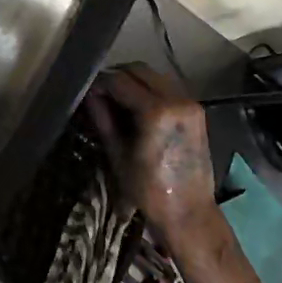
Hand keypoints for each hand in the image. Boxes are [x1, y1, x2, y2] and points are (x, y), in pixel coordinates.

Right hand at [85, 63, 217, 241]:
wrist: (188, 212)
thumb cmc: (148, 189)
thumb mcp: (117, 154)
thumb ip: (103, 119)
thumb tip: (89, 95)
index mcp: (156, 111)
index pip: (120, 80)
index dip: (99, 83)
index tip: (85, 93)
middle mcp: (178, 100)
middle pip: (139, 70)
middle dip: (117, 78)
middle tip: (99, 95)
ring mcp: (191, 104)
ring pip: (155, 76)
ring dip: (133, 82)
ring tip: (116, 102)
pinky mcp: (196, 111)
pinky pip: (167, 88)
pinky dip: (149, 90)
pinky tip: (136, 109)